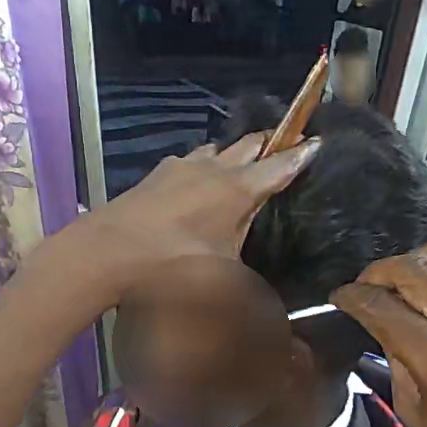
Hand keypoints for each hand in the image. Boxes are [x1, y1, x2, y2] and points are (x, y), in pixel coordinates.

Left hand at [66, 131, 319, 282]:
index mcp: (238, 190)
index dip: (301, 155)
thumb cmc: (174, 265)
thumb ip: (244, 268)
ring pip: (216, 150)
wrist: (109, 251)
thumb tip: (259, 284)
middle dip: (268, 144)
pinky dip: (202, 167)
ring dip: (232, 155)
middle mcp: (214, 169)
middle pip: (249, 145)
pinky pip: (190, 162)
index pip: (279, 165)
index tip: (317, 142)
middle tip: (282, 146)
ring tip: (237, 167)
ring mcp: (182, 167)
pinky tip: (195, 183)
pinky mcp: (157, 174)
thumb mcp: (221, 275)